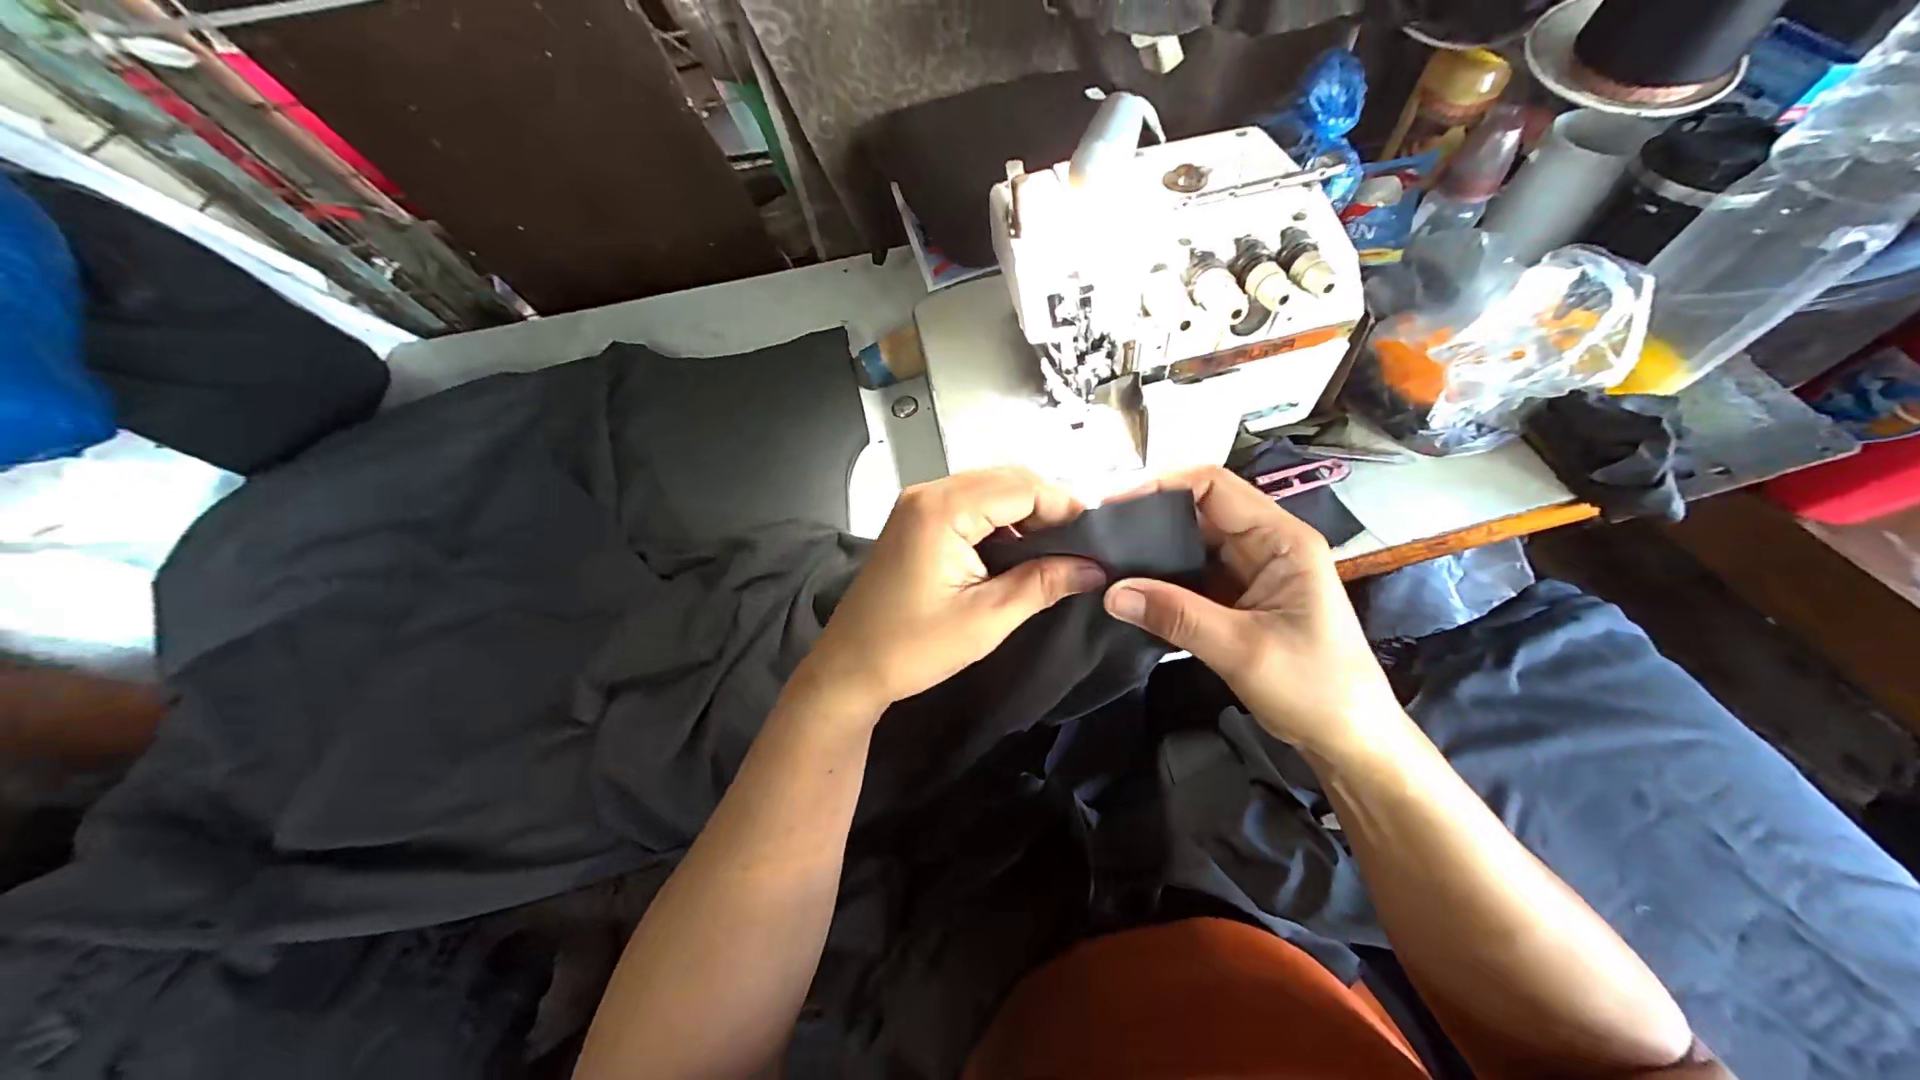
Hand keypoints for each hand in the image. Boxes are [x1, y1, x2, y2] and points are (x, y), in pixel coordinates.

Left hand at [796, 468, 1106, 717]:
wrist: (849, 668)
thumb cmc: (911, 648)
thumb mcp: (987, 618)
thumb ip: (1043, 583)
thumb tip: (1093, 568)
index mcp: (941, 509)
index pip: (1021, 486)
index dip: (1064, 506)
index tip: (1096, 536)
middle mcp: (927, 493)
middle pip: (1005, 479)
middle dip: (1047, 507)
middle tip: (1081, 544)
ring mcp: (917, 504)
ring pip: (989, 489)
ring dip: (1025, 513)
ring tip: (1057, 548)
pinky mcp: (915, 520)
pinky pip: (969, 505)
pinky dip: (1000, 521)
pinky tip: (1018, 549)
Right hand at [1101, 467, 1399, 757]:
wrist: (1348, 738)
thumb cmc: (1316, 687)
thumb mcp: (1242, 649)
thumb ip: (1176, 616)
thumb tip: (1112, 592)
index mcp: (1282, 540)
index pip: (1214, 486)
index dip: (1162, 485)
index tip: (1114, 505)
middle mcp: (1265, 546)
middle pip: (1198, 513)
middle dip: (1149, 520)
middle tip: (1100, 537)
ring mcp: (1250, 573)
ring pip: (1191, 546)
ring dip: (1152, 554)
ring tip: (1106, 563)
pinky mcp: (1237, 600)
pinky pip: (1191, 578)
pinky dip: (1161, 583)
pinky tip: (1130, 592)